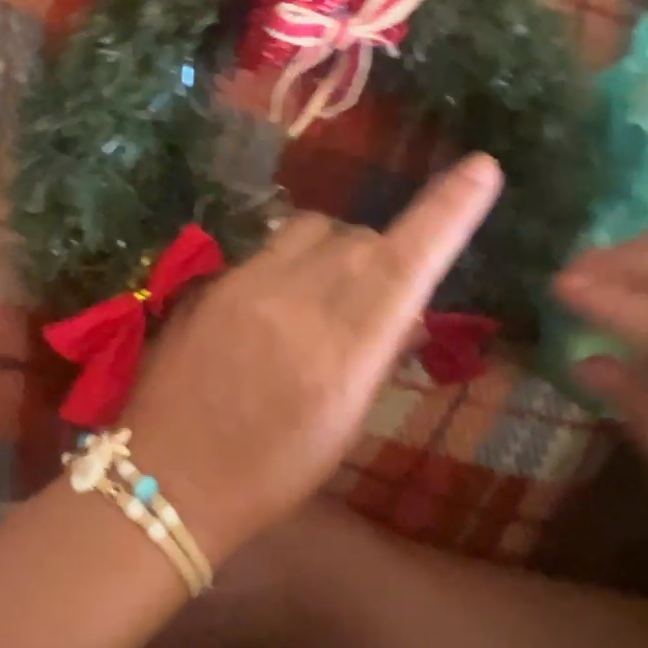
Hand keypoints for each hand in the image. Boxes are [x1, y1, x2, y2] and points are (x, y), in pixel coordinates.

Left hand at [120, 154, 501, 562]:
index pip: (405, 265)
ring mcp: (247, 286)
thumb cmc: (269, 473)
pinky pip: (270, 247)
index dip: (447, 213)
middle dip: (382, 252)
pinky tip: (280, 300)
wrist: (167, 478)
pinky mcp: (213, 282)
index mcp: (341, 353)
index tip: (481, 169)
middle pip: (361, 240)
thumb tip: (407, 310)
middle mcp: (296, 304)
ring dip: (337, 247)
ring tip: (327, 288)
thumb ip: (376, 357)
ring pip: (314, 229)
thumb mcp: (342, 427)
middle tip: (376, 293)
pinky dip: (293, 260)